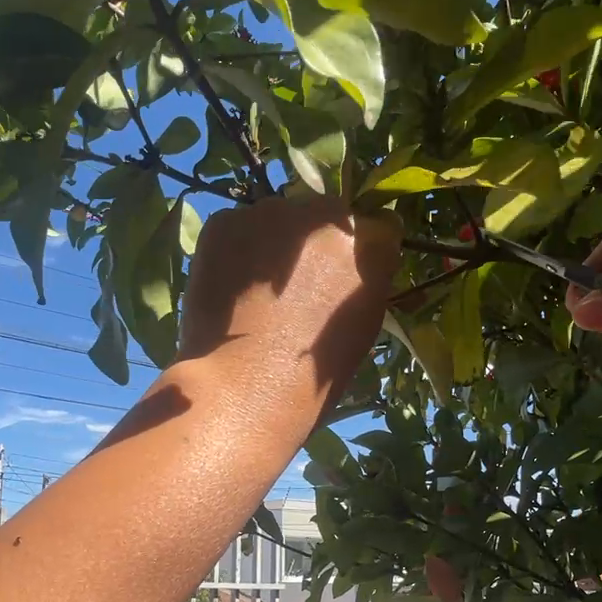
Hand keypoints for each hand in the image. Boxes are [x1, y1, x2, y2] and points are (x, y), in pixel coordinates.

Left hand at [181, 195, 400, 407]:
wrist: (243, 388)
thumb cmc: (310, 377)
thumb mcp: (361, 328)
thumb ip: (363, 282)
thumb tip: (348, 269)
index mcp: (369, 244)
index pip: (375, 226)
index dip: (356, 251)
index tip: (339, 275)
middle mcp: (324, 216)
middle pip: (323, 216)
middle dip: (312, 243)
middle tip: (294, 286)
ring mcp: (271, 213)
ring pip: (275, 220)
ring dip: (271, 244)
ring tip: (256, 293)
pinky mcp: (226, 222)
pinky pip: (236, 229)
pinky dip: (233, 252)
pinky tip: (229, 291)